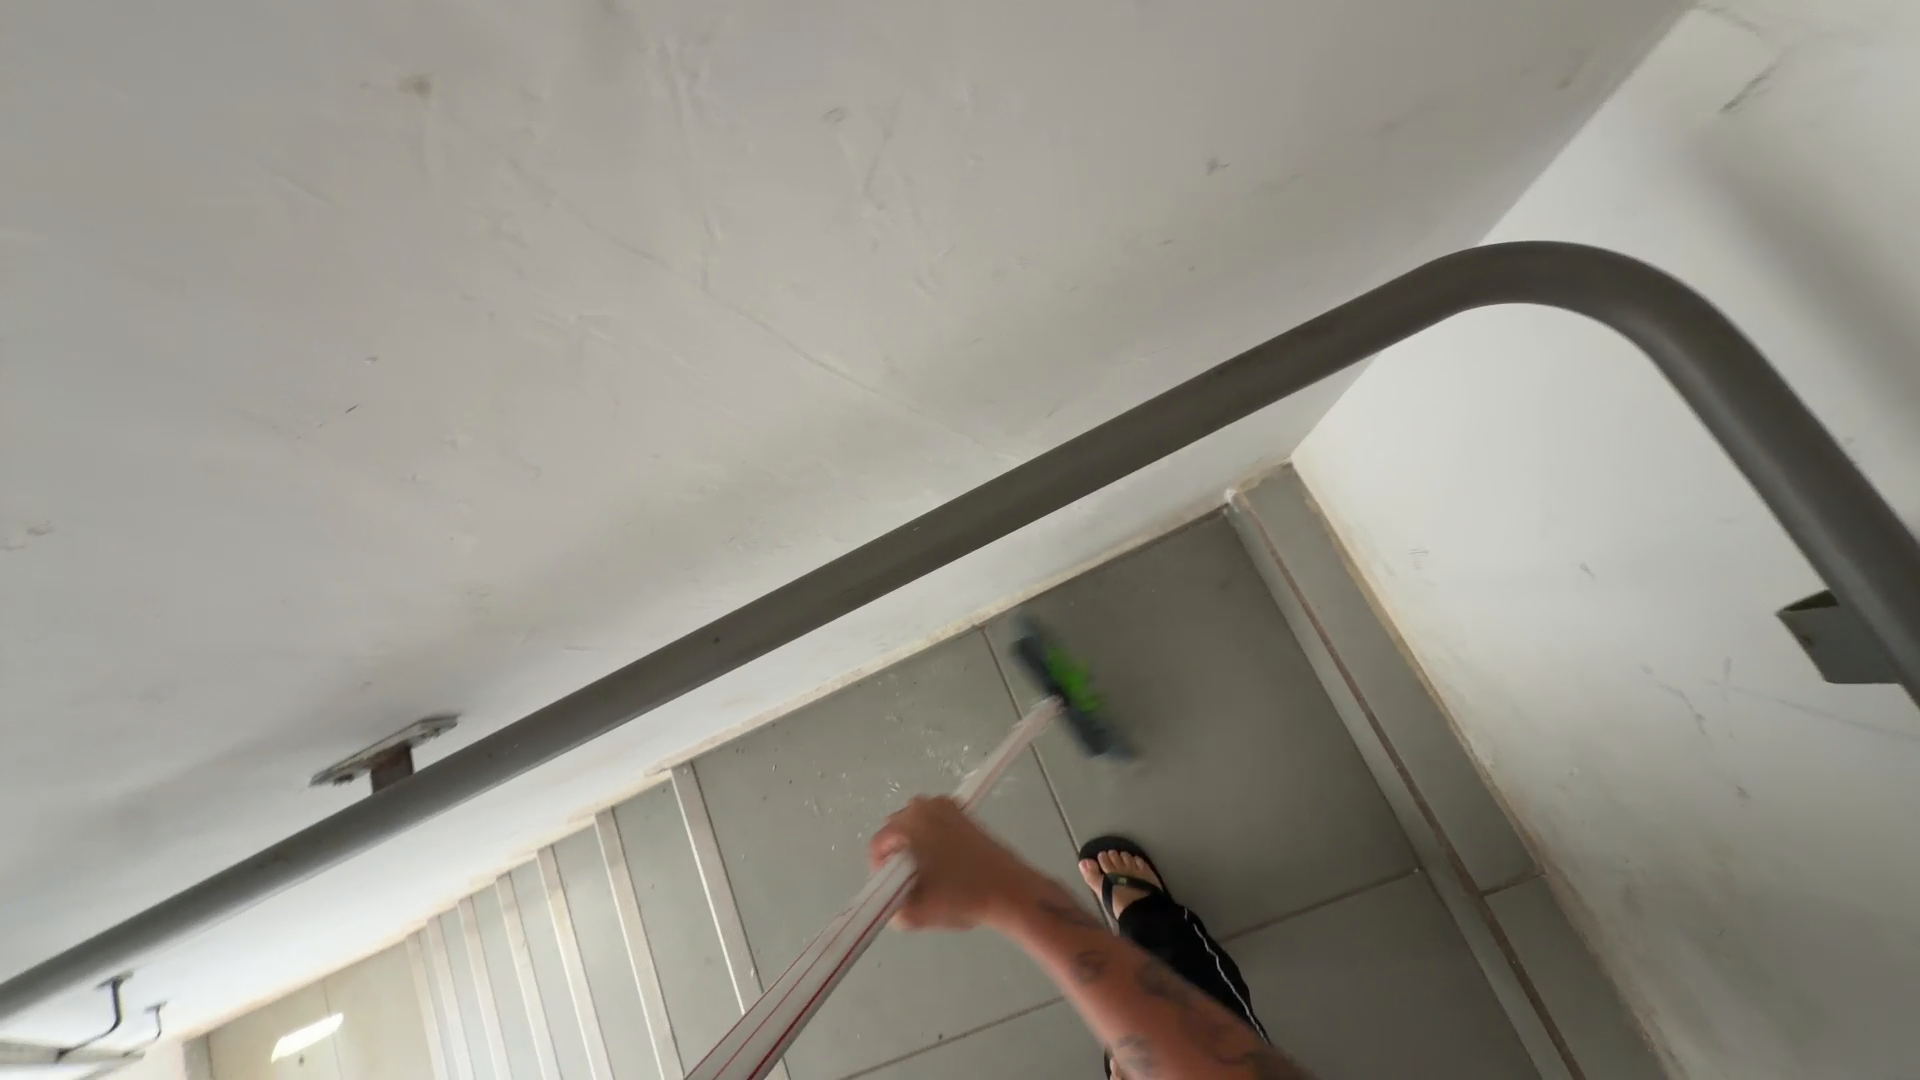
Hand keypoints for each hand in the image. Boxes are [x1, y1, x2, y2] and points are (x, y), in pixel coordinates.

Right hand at [868, 796, 1046, 930]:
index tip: (891, 890)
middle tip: (909, 884)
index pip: (878, 844)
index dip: (879, 871)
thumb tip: (889, 900)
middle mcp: (925, 805)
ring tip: (928, 875)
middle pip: (895, 830)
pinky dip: (933, 838)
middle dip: (896, 856)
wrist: (1009, 889)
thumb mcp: (915, 914)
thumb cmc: (961, 897)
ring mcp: (947, 806)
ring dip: (914, 846)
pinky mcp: (964, 813)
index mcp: (910, 823)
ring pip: (916, 825)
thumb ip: (890, 908)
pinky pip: (935, 822)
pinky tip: (946, 863)